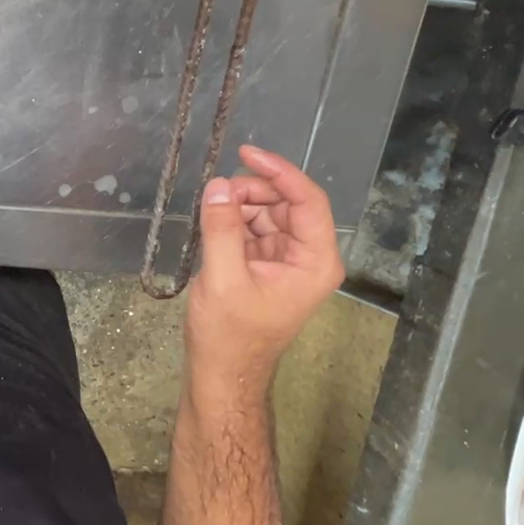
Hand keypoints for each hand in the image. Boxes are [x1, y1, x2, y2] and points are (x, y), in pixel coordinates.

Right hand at [184, 144, 343, 402]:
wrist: (222, 372)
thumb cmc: (228, 332)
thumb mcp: (223, 277)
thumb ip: (222, 228)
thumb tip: (219, 184)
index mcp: (314, 261)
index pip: (307, 201)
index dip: (280, 172)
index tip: (245, 153)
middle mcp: (307, 256)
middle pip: (285, 204)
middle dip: (251, 192)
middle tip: (214, 194)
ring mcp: (286, 261)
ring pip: (267, 214)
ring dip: (238, 207)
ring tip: (209, 217)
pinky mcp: (264, 266)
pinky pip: (252, 230)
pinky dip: (232, 222)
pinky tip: (212, 227)